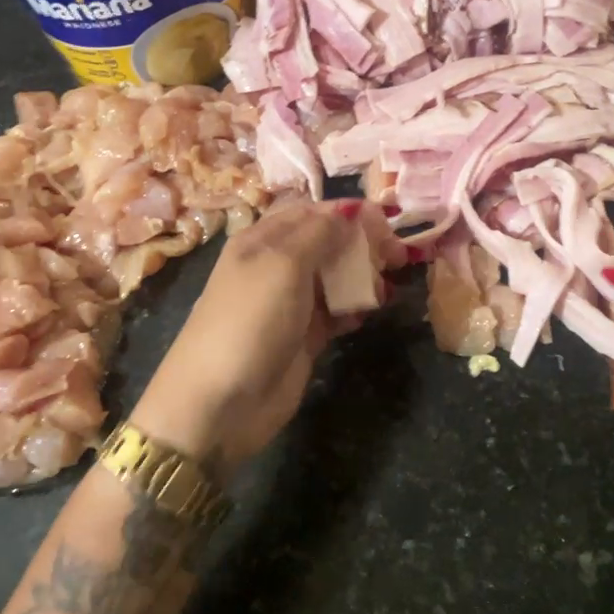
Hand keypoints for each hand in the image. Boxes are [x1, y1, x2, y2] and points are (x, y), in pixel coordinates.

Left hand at [129, 200, 384, 477]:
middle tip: (396, 258)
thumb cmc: (249, 321)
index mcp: (263, 239)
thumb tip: (348, 209)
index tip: (388, 223)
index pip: (313, 211)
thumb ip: (319, 232)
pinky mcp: (303, 336)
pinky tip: (368, 314)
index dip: (350, 213)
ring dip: (363, 277)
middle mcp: (277, 265)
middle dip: (363, 244)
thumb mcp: (283, 264)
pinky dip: (355, 309)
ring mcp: (290, 302)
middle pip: (328, 242)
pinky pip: (336, 312)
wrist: (218, 404)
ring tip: (385, 288)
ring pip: (336, 277)